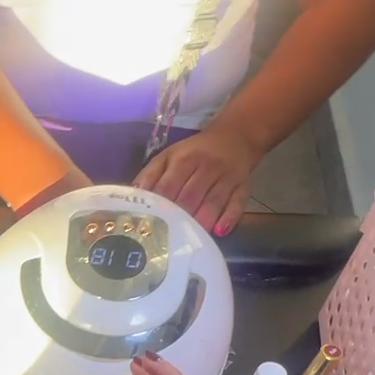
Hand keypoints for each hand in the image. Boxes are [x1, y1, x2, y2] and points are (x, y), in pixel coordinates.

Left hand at [132, 125, 258, 236]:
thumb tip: (132, 198)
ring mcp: (226, 178)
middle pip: (190, 197)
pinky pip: (237, 203)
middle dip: (178, 218)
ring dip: (201, 221)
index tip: (148, 226)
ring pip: (213, 202)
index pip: (168, 187)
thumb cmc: (193, 152)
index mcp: (184, 160)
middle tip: (166, 239)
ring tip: (188, 238)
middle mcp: (206, 168)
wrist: (235, 136)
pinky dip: (229, 217)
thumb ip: (149, 176)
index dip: (158, 207)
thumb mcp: (168, 157)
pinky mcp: (242, 187)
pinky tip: (219, 231)